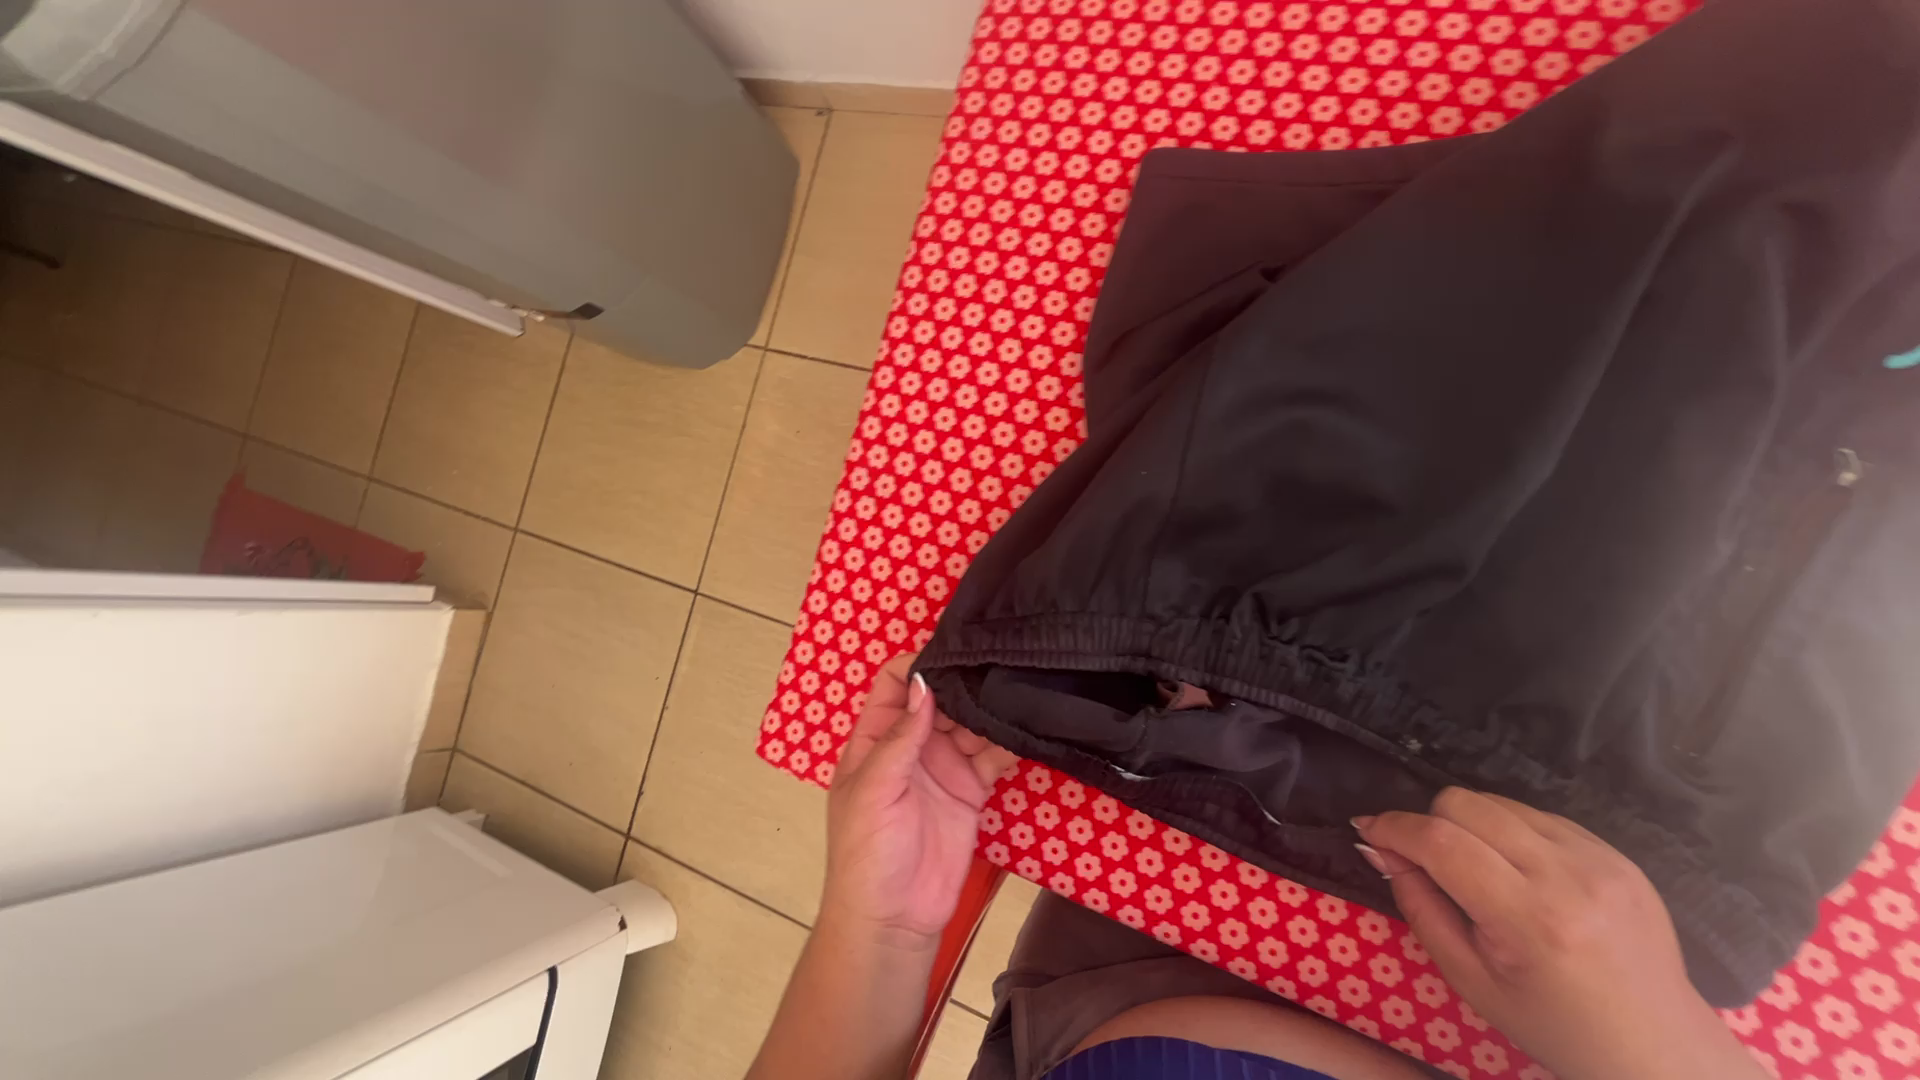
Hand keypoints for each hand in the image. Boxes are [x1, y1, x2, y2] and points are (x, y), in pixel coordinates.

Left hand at [823, 654, 1018, 951]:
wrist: (895, 918)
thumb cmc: (867, 851)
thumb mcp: (874, 788)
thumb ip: (900, 736)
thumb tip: (924, 683)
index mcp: (877, 738)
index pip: (894, 684)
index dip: (918, 664)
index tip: (952, 648)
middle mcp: (913, 745)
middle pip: (939, 698)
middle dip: (963, 680)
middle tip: (998, 659)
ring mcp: (944, 766)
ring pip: (970, 723)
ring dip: (989, 707)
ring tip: (1016, 684)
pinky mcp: (972, 790)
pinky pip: (992, 757)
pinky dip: (1008, 741)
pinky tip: (1026, 723)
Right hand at [1355, 788, 1763, 1079]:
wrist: (1662, 1053)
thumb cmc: (1553, 1026)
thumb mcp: (1469, 978)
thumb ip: (1418, 905)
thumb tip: (1378, 848)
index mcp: (1530, 918)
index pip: (1439, 841)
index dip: (1392, 827)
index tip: (1366, 830)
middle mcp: (1569, 876)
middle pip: (1463, 803)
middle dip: (1428, 822)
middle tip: (1426, 860)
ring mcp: (1600, 859)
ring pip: (1496, 801)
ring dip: (1468, 824)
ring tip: (1477, 869)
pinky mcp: (1618, 854)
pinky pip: (1535, 815)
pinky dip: (1508, 832)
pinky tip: (1519, 873)